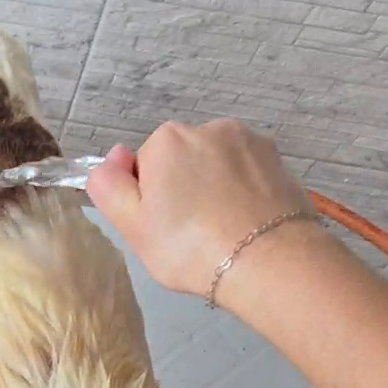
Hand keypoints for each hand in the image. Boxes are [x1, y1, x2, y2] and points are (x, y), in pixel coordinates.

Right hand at [87, 121, 316, 297]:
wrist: (265, 260)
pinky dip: (240, 195)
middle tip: (184, 236)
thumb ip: (109, 188)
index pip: (142, 167)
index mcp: (167, 140)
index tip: (156, 228)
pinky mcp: (277, 160)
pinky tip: (241, 226)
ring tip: (216, 233)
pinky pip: (246, 176)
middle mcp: (208, 128)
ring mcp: (249, 141)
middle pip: (180, 163)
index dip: (145, 200)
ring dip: (211, 192)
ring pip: (215, 168)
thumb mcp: (132, 225)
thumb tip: (111, 160)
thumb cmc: (188, 247)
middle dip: (180, 191)